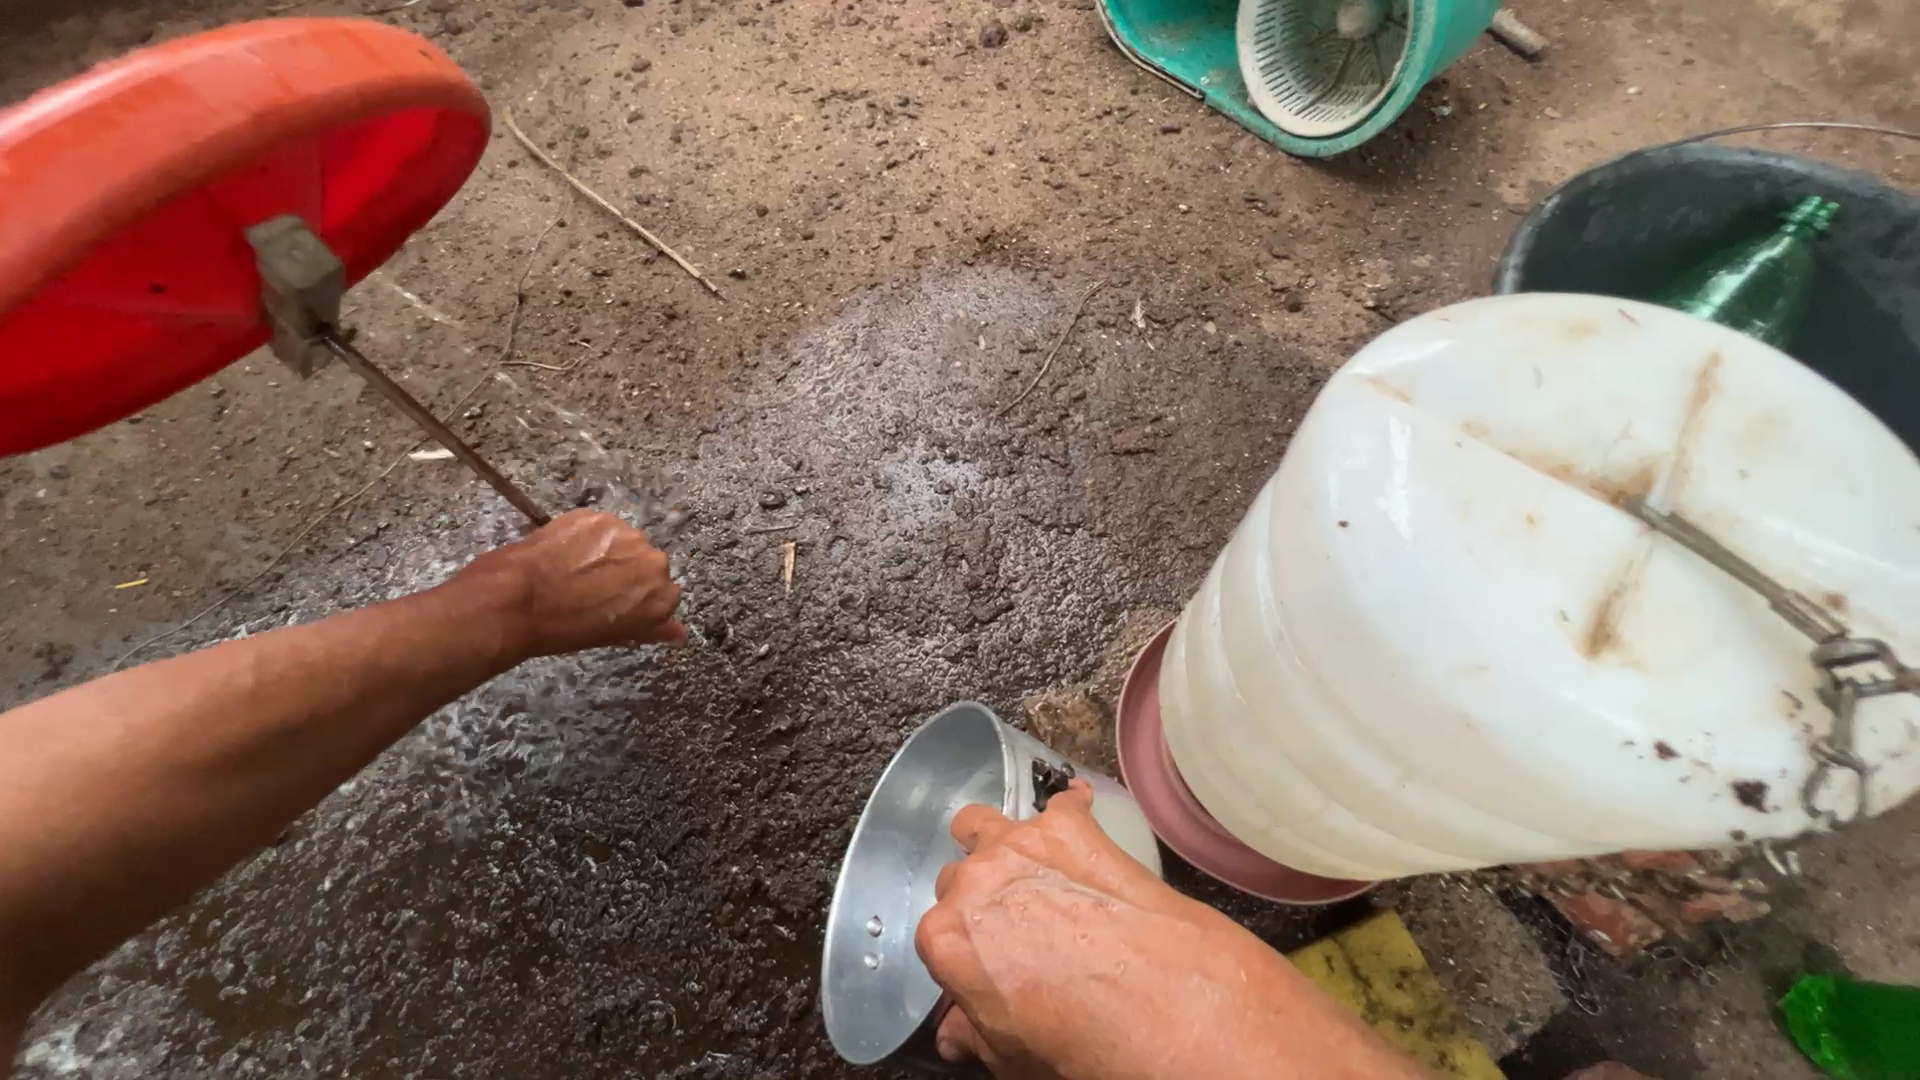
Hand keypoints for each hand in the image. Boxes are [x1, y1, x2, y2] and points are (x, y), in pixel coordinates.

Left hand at [459, 509, 684, 655]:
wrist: (519, 600)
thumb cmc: (566, 626)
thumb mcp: (616, 634)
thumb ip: (654, 629)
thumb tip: (679, 634)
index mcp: (663, 597)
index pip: (663, 593)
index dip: (639, 596)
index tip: (618, 601)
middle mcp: (655, 563)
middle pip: (647, 563)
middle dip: (627, 570)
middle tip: (594, 585)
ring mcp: (628, 536)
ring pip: (624, 542)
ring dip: (608, 551)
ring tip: (577, 567)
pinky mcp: (601, 517)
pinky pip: (600, 527)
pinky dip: (586, 536)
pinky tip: (565, 552)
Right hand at [914, 781, 1430, 1079]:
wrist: (1162, 1002)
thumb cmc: (1085, 1041)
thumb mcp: (1014, 1060)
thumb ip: (974, 1034)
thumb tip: (956, 1031)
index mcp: (946, 938)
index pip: (935, 935)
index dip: (962, 949)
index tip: (984, 960)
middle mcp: (971, 880)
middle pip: (957, 878)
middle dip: (980, 897)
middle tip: (1016, 922)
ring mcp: (1018, 843)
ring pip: (980, 822)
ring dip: (996, 840)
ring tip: (1025, 861)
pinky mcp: (1067, 822)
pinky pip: (1063, 799)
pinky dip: (1070, 809)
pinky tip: (1086, 825)